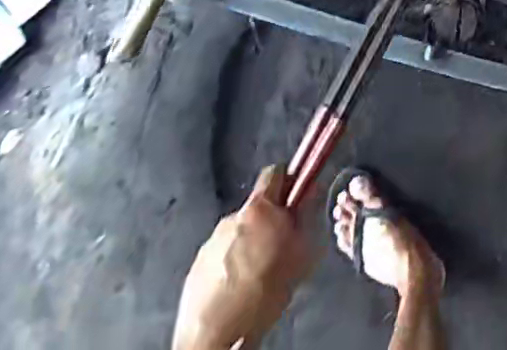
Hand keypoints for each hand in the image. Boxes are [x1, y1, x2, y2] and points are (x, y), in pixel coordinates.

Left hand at [174, 166, 315, 349]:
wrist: (214, 339)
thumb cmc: (264, 292)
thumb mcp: (302, 251)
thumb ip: (307, 214)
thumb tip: (311, 188)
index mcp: (258, 209)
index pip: (274, 173)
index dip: (290, 180)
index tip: (298, 195)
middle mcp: (231, 219)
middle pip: (257, 208)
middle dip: (271, 220)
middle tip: (284, 244)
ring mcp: (209, 244)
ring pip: (240, 233)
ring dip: (251, 243)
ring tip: (260, 273)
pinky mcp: (195, 268)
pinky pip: (222, 255)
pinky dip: (232, 264)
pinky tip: (240, 288)